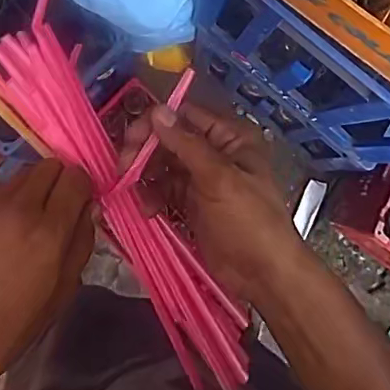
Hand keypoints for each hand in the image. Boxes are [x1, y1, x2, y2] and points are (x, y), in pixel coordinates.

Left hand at [0, 160, 95, 389]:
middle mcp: (20, 207)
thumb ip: (81, 244)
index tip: (76, 204)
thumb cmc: (6, 329)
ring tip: (18, 221)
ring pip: (24, 172)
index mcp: (48, 233)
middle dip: (57, 183)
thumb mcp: (59, 295)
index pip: (77, 177)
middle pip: (52, 165)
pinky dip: (2, 199)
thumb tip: (88, 209)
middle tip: (50, 210)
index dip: (80, 189)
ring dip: (30, 189)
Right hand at [126, 102, 313, 305]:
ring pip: (165, 167)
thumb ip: (186, 144)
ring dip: (146, 176)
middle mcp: (215, 153)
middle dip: (146, 151)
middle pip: (171, 141)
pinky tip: (147, 209)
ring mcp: (203, 181)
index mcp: (229, 138)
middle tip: (125, 167)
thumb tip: (157, 112)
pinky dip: (153, 197)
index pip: (187, 116)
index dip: (158, 122)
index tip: (131, 137)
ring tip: (134, 192)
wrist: (265, 277)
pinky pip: (166, 192)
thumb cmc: (249, 220)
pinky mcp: (192, 206)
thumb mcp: (219, 178)